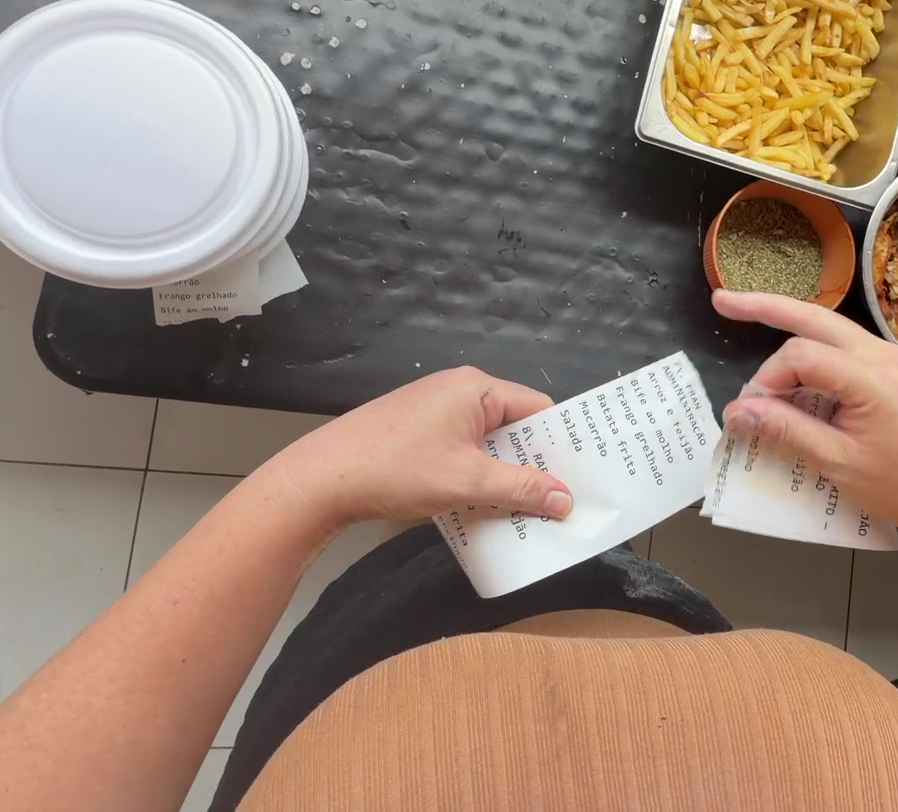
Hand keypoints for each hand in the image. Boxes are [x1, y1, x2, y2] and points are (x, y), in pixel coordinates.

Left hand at [267, 367, 572, 528]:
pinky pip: (464, 448)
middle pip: (514, 424)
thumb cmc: (396, 469)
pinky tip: (482, 504)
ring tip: (524, 508)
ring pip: (488, 441)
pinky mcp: (419, 430)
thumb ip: (520, 488)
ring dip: (504, 472)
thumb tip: (565, 499)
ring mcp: (436, 410)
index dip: (560, 442)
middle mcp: (459, 390)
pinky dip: (478, 473)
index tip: (579, 476)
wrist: (318, 479)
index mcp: (476, 388)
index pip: (538, 408)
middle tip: (558, 499)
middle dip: (533, 462)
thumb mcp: (466, 482)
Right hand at [712, 290, 897, 555]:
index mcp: (873, 377)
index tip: (752, 413)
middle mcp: (884, 355)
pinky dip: (813, 354)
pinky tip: (793, 370)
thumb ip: (786, 430)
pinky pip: (845, 349)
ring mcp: (893, 359)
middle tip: (722, 302)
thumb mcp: (839, 464)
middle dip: (764, 306)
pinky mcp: (896, 371)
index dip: (767, 379)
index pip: (800, 355)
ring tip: (747, 316)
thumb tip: (739, 410)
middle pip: (813, 317)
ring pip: (829, 328)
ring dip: (788, 327)